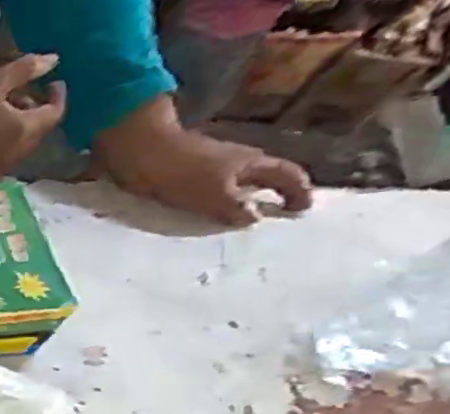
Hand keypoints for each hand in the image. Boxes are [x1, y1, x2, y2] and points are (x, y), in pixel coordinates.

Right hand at [0, 53, 65, 185]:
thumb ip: (25, 69)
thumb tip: (53, 60)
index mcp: (24, 129)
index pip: (55, 113)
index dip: (58, 97)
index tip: (53, 84)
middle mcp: (18, 153)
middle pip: (39, 132)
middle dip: (37, 113)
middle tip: (23, 98)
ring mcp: (1, 170)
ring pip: (22, 147)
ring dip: (21, 131)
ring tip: (4, 118)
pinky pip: (5, 159)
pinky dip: (6, 146)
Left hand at [96, 97, 311, 226]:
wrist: (144, 155)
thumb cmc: (183, 175)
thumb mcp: (214, 195)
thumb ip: (236, 207)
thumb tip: (256, 217)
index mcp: (251, 163)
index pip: (286, 174)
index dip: (299, 190)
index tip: (305, 208)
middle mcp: (238, 160)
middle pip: (265, 175)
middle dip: (276, 192)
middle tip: (279, 213)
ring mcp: (213, 165)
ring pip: (239, 182)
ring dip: (247, 198)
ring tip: (245, 220)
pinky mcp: (189, 172)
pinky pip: (213, 189)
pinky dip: (221, 201)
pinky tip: (212, 215)